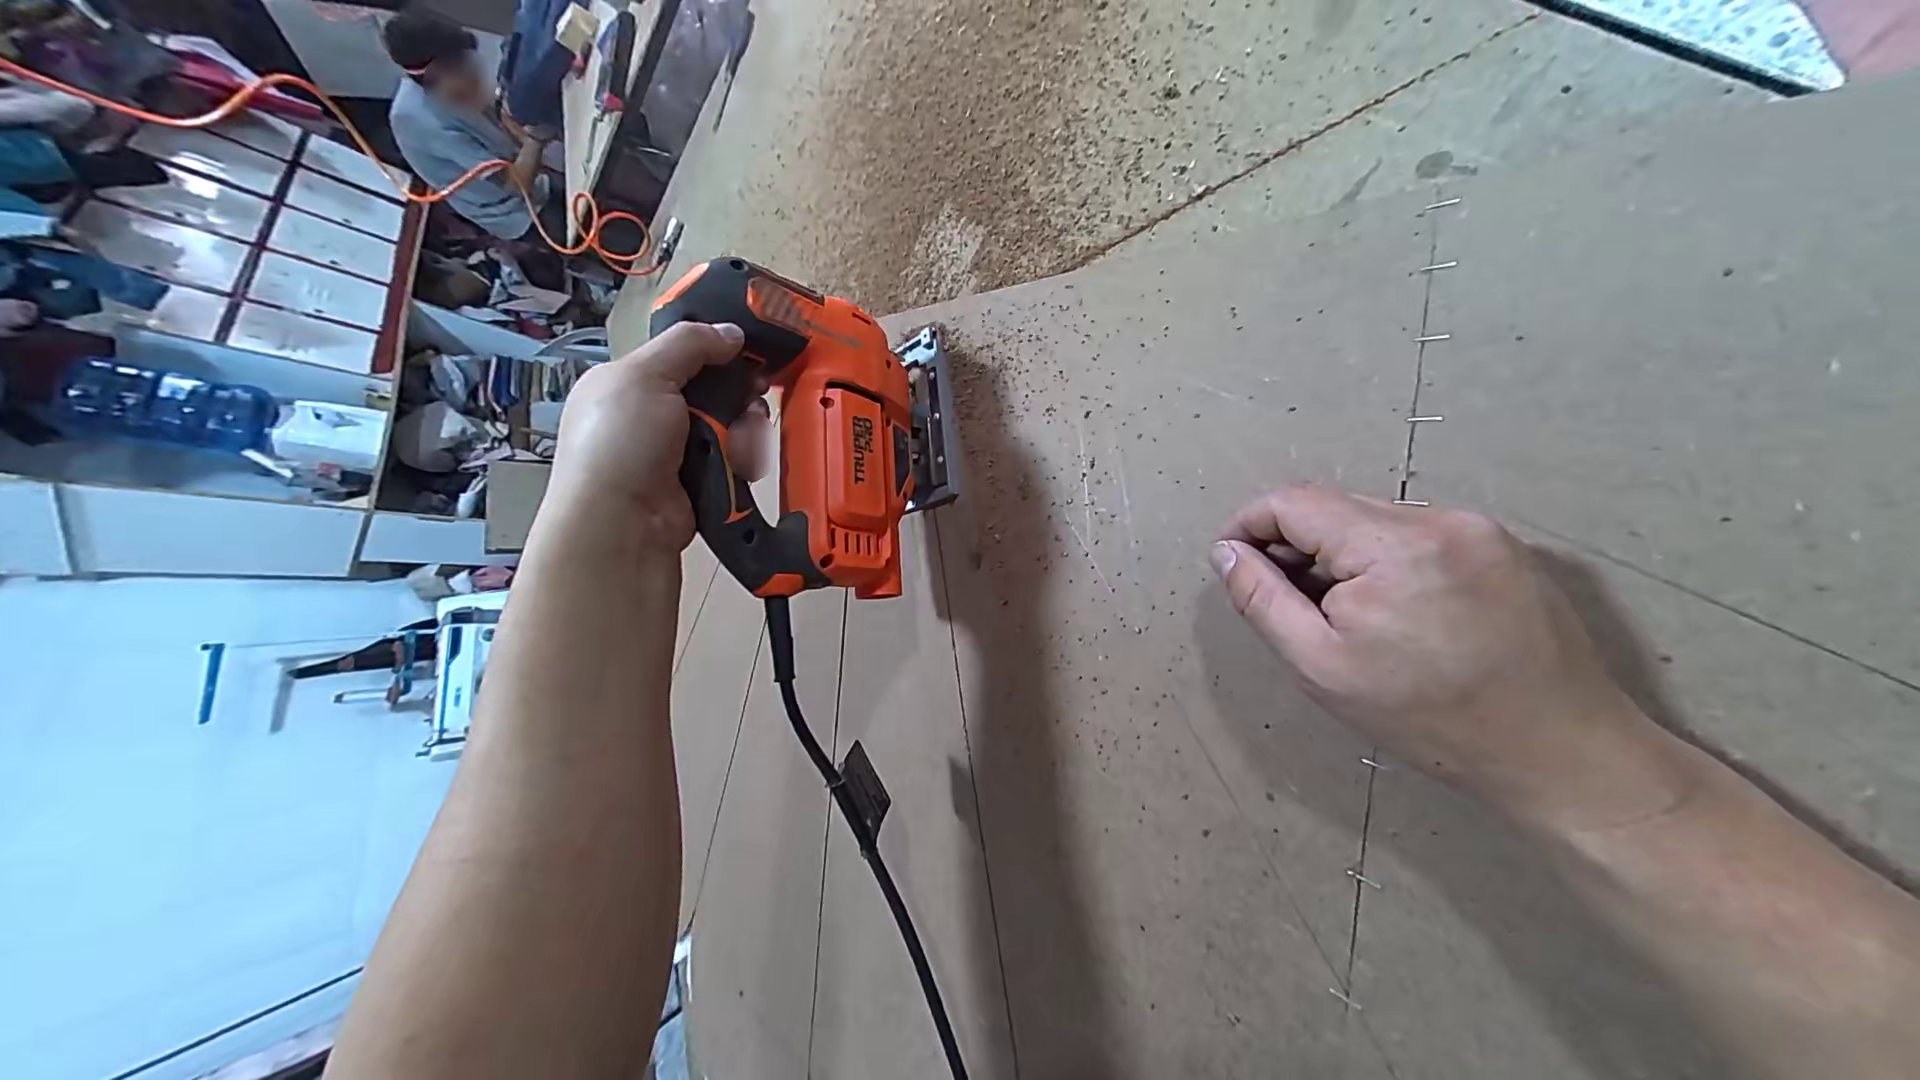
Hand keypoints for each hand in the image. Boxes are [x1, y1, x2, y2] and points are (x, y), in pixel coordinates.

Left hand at [541, 322, 745, 552]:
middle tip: (757, 393)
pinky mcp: (701, 479)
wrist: (624, 521)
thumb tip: (732, 332)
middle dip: (738, 393)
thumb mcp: (646, 375)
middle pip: (714, 391)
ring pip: (730, 425)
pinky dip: (742, 458)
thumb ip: (690, 345)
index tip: (745, 350)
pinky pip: (734, 458)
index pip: (680, 356)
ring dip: (744, 429)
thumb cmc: (622, 441)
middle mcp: (653, 415)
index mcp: (628, 383)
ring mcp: (677, 451)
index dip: (715, 350)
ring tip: (743, 438)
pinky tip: (740, 461)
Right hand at [1210, 485, 1692, 832]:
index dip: (1248, 526)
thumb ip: (1261, 599)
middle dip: (1293, 546)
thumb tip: (1226, 551)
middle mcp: (1439, 519)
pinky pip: (1412, 535)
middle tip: (1286, 603)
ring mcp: (1479, 528)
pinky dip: (1379, 560)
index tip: (1232, 563)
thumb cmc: (1428, 718)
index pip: (1292, 502)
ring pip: (1370, 521)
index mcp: (1392, 546)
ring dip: (1336, 555)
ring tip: (1342, 615)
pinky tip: (1391, 611)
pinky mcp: (1501, 546)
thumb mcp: (1319, 665)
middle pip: (1332, 508)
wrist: (1563, 755)